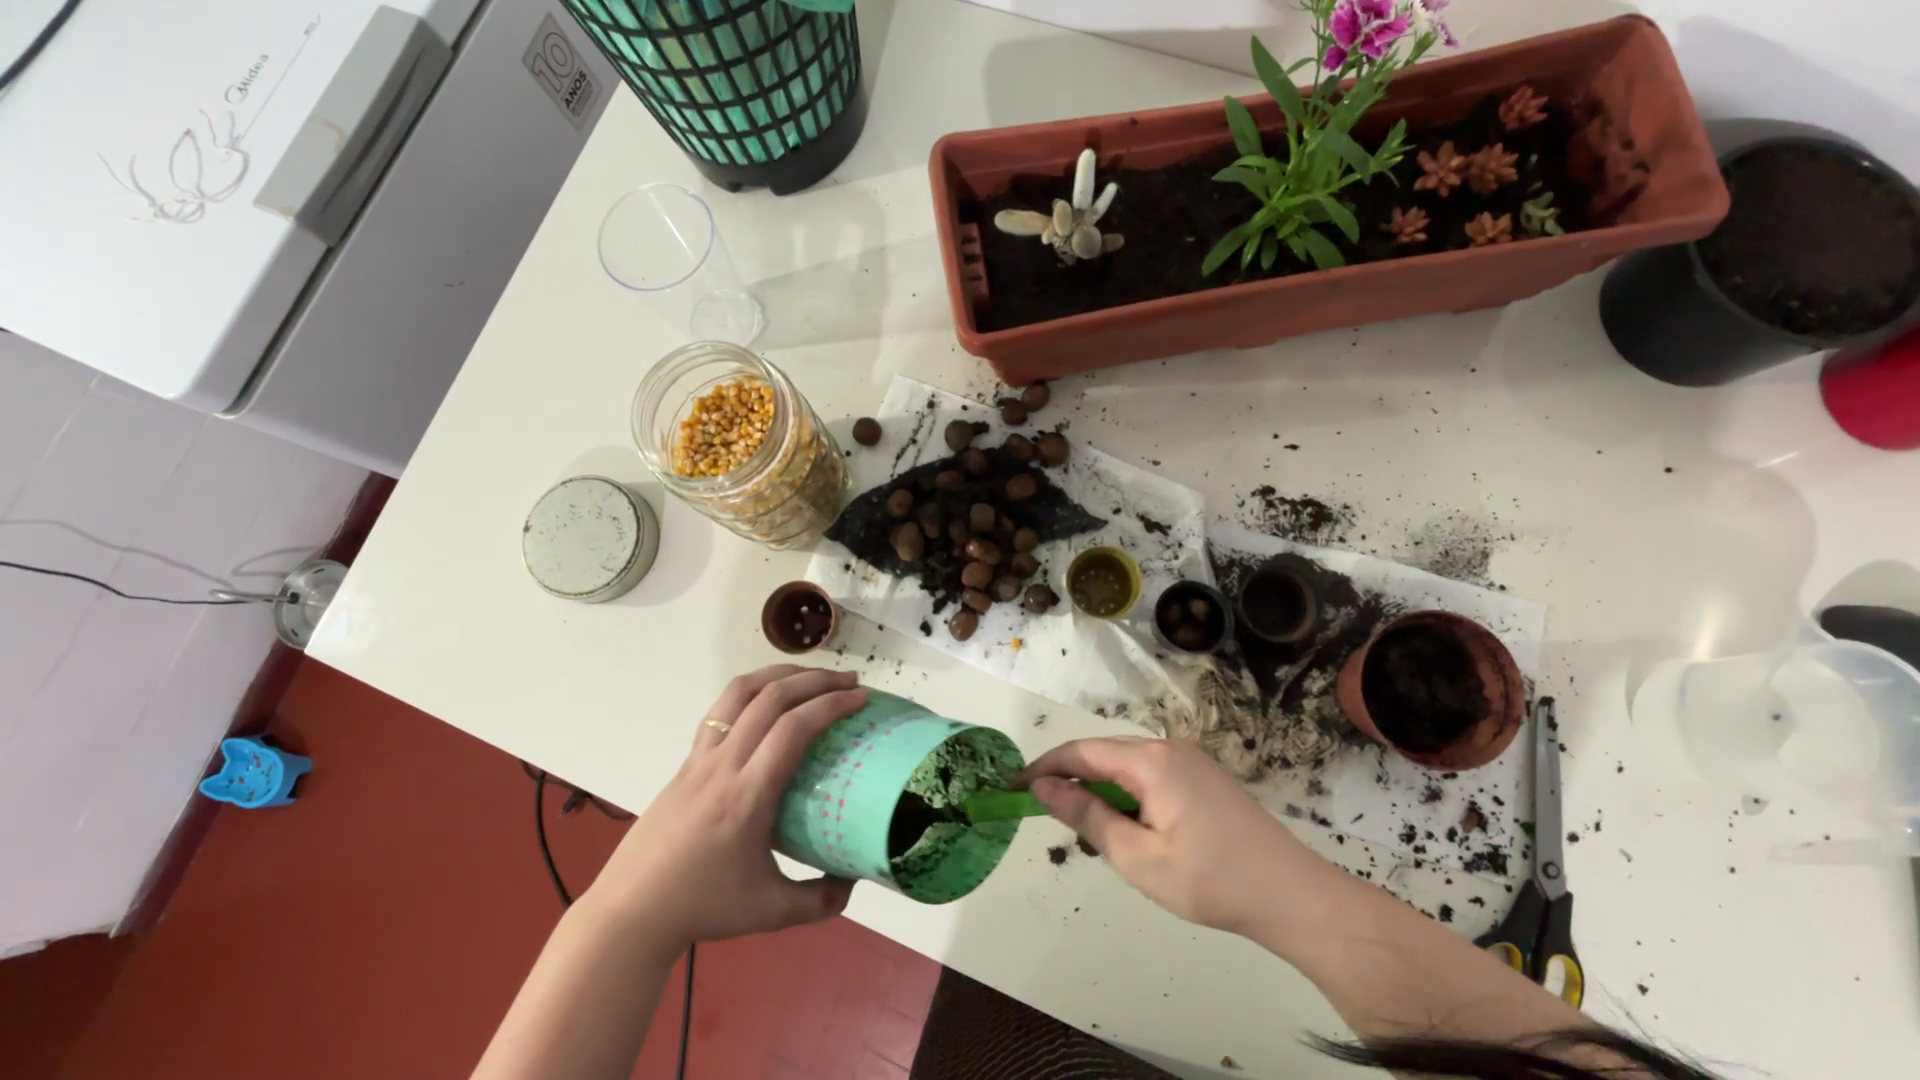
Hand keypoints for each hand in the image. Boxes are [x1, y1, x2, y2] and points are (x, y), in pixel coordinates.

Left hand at [581, 665, 868, 949]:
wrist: (632, 911)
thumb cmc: (703, 907)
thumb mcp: (771, 911)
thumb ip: (821, 900)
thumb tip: (856, 880)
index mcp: (748, 795)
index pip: (793, 729)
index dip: (830, 705)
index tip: (861, 698)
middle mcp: (723, 765)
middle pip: (771, 699)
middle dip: (815, 680)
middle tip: (850, 683)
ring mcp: (700, 759)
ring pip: (739, 694)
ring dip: (780, 675)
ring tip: (812, 676)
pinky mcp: (686, 763)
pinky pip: (720, 711)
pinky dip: (751, 691)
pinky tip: (768, 701)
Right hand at [1022, 736, 1322, 936]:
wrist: (1291, 895)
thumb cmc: (1209, 880)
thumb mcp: (1136, 857)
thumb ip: (1086, 816)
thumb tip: (1043, 787)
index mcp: (1152, 760)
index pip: (1082, 751)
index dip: (1045, 767)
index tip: (1013, 787)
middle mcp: (1171, 748)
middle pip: (1105, 753)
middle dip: (1071, 777)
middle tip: (1043, 812)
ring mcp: (1192, 761)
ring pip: (1128, 766)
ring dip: (1100, 790)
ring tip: (1086, 827)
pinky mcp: (1206, 779)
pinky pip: (1152, 776)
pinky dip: (1128, 795)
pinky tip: (1130, 828)